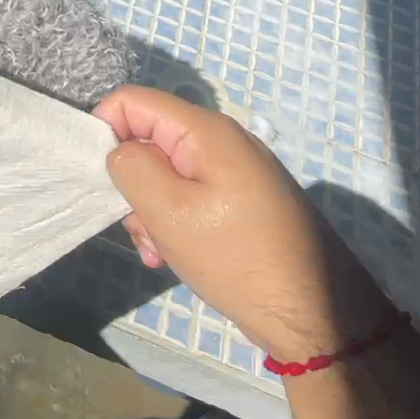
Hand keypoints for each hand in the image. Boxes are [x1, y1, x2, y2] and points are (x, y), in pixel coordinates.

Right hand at [93, 86, 395, 363]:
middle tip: (138, 225)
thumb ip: (130, 166)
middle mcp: (222, 140)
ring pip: (163, 171)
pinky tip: (172, 254)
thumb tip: (118, 148)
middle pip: (147, 137)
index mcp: (206, 131)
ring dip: (148, 208)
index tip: (103, 177)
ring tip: (157, 249)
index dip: (105, 130)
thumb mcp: (167, 211)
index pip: (130, 101)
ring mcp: (235, 171)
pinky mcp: (241, 199)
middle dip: (129, 180)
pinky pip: (188, 193)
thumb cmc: (235, 257)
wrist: (316, 316)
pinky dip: (171, 219)